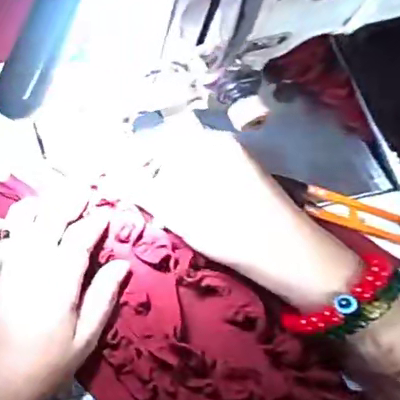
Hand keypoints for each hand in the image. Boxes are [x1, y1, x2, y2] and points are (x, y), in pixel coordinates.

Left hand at [0, 192, 130, 399]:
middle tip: (86, 194)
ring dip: (39, 206)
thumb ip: (103, 297)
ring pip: (19, 215)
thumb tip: (121, 265)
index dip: (98, 220)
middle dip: (72, 199)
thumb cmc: (41, 367)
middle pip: (52, 213)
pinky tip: (6, 227)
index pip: (82, 233)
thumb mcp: (84, 340)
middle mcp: (28, 257)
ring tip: (51, 208)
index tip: (109, 215)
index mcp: (60, 275)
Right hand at [110, 110, 359, 307]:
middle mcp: (219, 143)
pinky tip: (181, 216)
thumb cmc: (231, 231)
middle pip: (167, 154)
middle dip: (145, 176)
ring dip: (164, 186)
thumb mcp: (176, 212)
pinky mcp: (243, 181)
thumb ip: (139, 189)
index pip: (150, 142)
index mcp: (203, 142)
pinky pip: (202, 178)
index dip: (126, 163)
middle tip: (129, 202)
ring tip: (153, 213)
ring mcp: (233, 161)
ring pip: (185, 168)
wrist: (293, 257)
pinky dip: (185, 193)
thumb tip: (107, 177)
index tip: (109, 184)